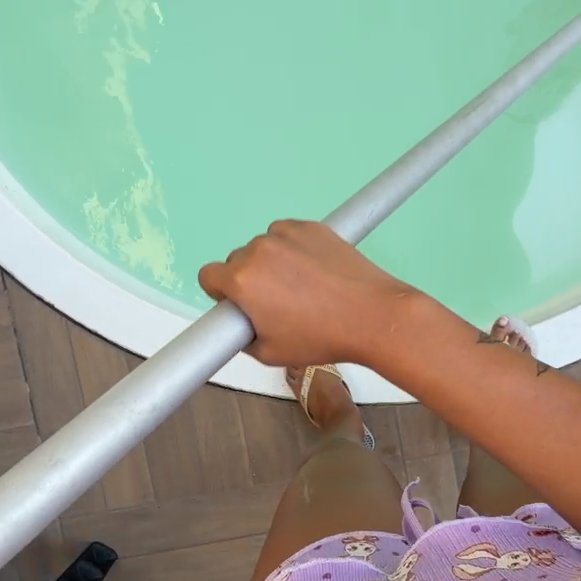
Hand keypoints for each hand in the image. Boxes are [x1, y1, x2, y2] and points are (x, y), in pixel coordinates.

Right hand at [198, 220, 422, 367]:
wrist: (372, 314)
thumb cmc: (320, 337)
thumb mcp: (269, 354)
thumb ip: (242, 337)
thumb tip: (239, 324)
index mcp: (241, 280)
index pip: (208, 275)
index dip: (221, 292)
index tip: (241, 305)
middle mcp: (258, 250)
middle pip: (237, 260)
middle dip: (249, 279)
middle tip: (277, 301)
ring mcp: (286, 234)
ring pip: (264, 246)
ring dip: (272, 262)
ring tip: (301, 286)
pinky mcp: (311, 226)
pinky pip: (288, 234)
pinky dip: (293, 248)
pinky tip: (313, 269)